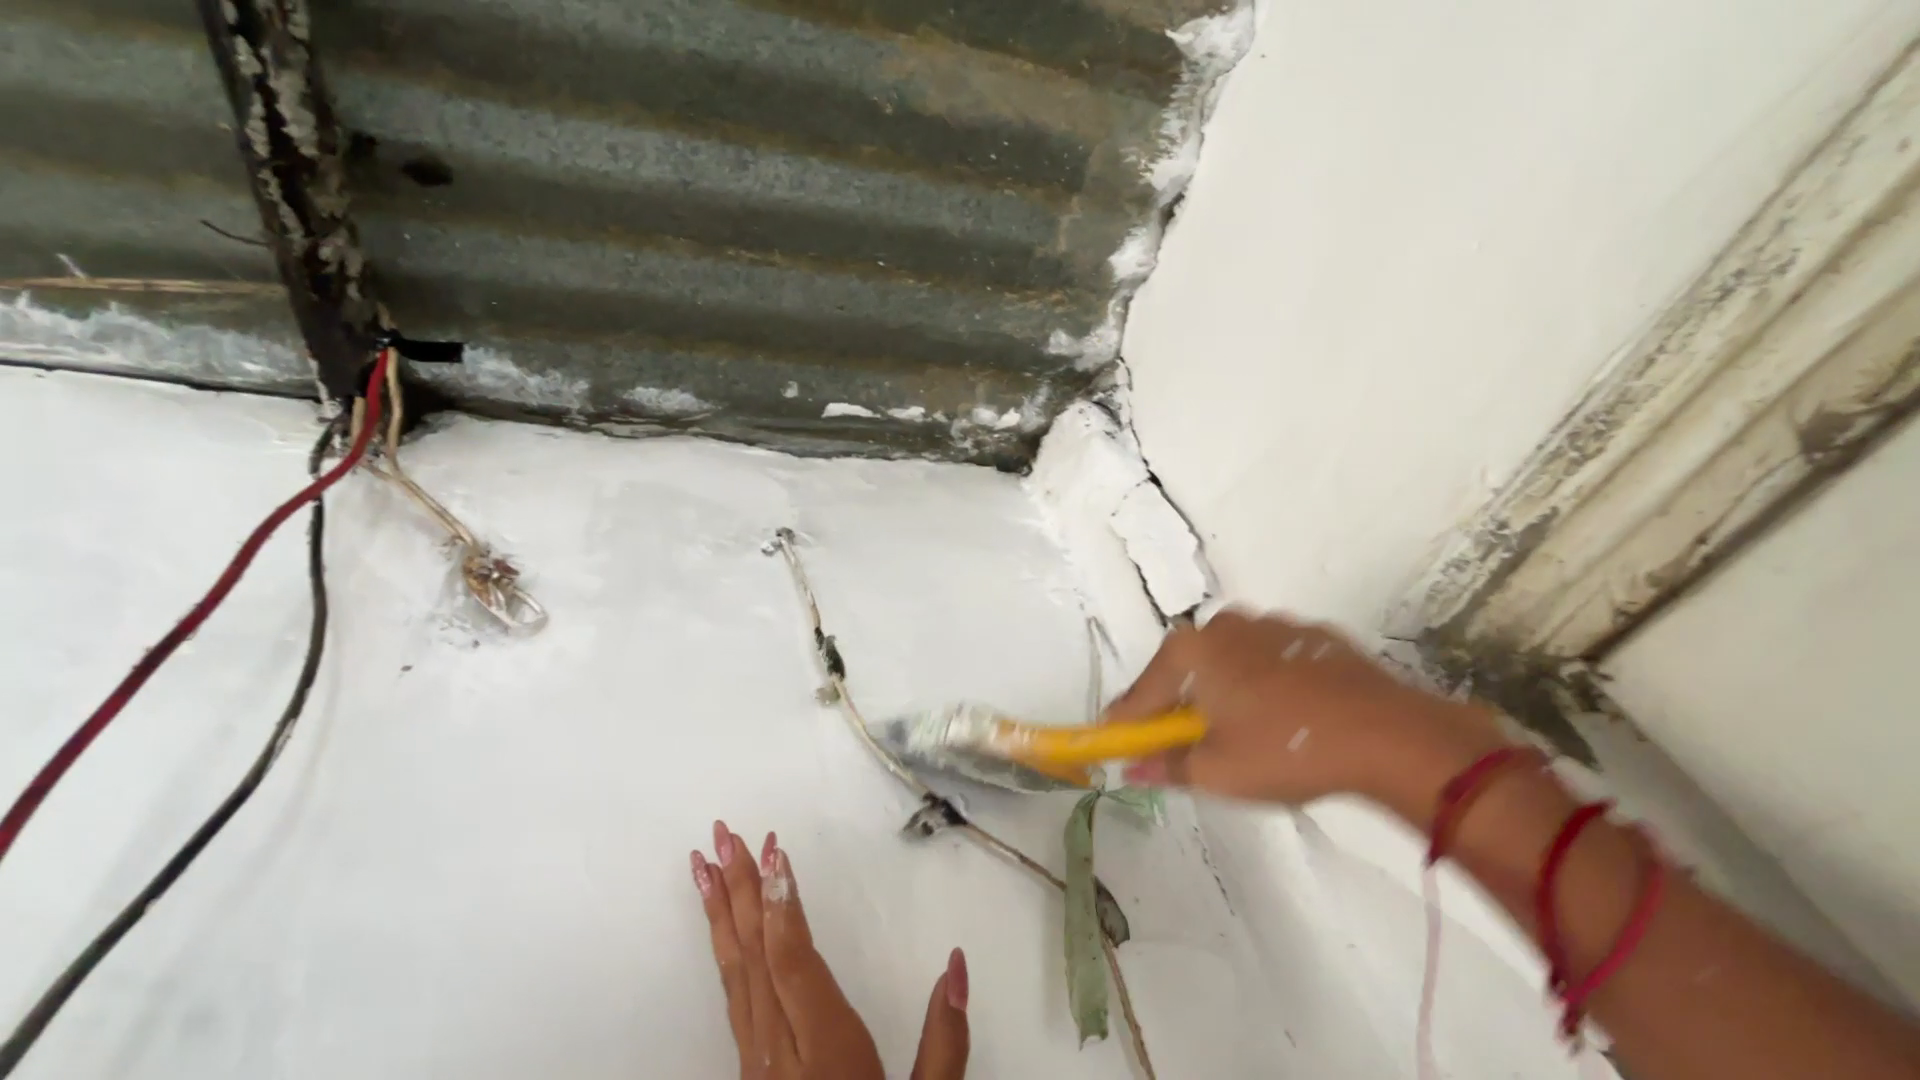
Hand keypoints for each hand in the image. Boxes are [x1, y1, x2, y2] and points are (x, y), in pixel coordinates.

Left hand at [692, 821, 969, 1079]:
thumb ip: (945, 1041)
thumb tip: (957, 964)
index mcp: (826, 1055)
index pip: (794, 968)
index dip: (783, 909)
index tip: (776, 854)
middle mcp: (780, 1050)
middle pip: (755, 959)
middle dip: (742, 890)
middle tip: (725, 835)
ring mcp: (756, 1058)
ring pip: (733, 972)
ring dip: (721, 911)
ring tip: (705, 861)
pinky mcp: (749, 1062)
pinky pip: (732, 991)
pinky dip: (722, 945)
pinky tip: (722, 920)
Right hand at [1104, 609, 1506, 806]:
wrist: (1389, 734)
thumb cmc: (1287, 751)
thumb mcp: (1218, 772)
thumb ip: (1167, 764)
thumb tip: (1131, 767)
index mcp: (1193, 651)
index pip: (1142, 692)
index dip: (1127, 722)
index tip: (1114, 742)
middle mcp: (1227, 625)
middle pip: (1185, 668)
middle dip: (1179, 703)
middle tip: (1184, 743)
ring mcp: (1275, 626)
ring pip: (1231, 661)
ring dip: (1225, 690)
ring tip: (1243, 732)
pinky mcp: (1316, 636)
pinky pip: (1273, 660)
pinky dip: (1266, 684)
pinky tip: (1287, 717)